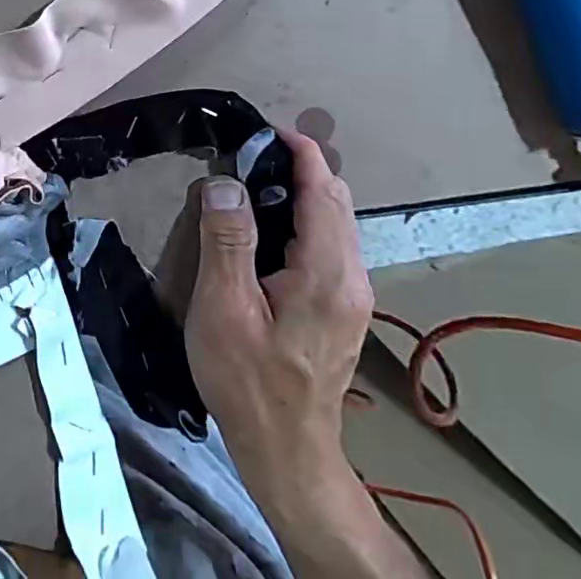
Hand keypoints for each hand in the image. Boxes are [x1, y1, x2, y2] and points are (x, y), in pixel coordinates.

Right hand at [185, 130, 421, 575]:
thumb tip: (227, 183)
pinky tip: (272, 233)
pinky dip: (306, 221)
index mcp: (326, 271)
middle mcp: (353, 275)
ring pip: (337, 221)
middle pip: (335, 200)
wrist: (287, 450)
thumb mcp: (224, 311)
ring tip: (255, 187)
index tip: (266, 130)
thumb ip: (228, 242)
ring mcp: (355, 293)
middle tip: (249, 158)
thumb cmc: (248, 382)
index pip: (322, 189)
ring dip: (303, 194)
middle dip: (299, 168)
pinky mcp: (346, 306)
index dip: (299, 152)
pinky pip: (332, 244)